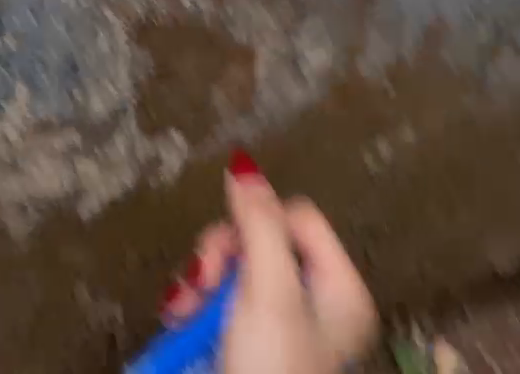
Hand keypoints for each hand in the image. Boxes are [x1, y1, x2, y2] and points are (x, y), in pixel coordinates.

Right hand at [163, 157, 377, 373]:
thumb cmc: (269, 368)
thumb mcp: (266, 291)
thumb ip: (258, 225)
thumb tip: (243, 165)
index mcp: (338, 288)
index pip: (295, 214)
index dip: (258, 221)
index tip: (237, 251)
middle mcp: (313, 299)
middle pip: (257, 236)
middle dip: (220, 255)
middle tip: (203, 283)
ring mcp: (279, 320)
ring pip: (231, 264)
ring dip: (200, 280)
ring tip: (184, 310)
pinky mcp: (247, 337)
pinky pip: (217, 293)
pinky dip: (195, 302)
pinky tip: (180, 318)